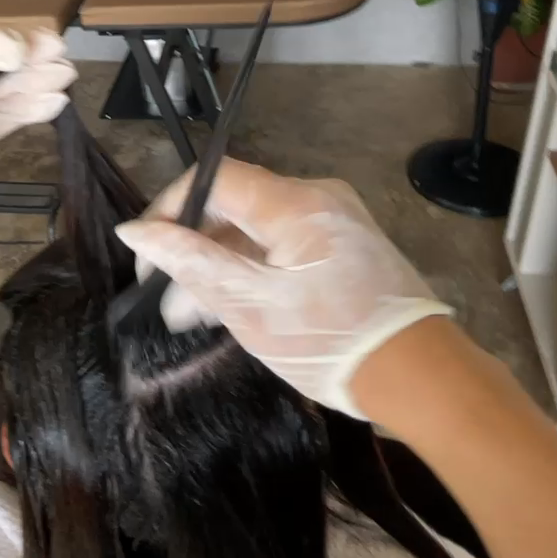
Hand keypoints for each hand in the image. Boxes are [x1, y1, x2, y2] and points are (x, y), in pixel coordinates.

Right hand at [113, 159, 451, 417]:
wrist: (423, 379)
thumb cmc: (331, 342)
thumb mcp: (251, 306)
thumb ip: (191, 262)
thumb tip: (134, 232)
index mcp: (294, 203)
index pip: (214, 179)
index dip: (170, 208)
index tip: (146, 253)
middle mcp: (315, 197)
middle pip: (233, 204)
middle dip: (193, 246)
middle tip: (165, 297)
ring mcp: (333, 220)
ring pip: (255, 228)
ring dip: (220, 263)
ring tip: (190, 315)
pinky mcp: (342, 244)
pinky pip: (281, 243)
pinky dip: (252, 268)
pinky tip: (231, 307)